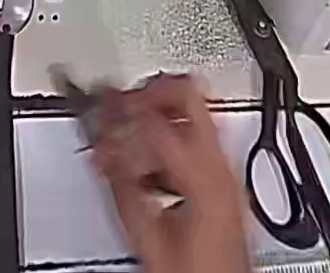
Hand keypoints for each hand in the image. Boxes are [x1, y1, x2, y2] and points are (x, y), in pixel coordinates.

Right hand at [93, 75, 250, 272]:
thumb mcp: (147, 237)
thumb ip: (123, 187)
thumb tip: (103, 149)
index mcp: (204, 176)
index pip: (158, 121)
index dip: (125, 112)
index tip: (105, 114)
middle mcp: (221, 164)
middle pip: (187, 93)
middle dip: (148, 92)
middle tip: (123, 100)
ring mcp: (226, 168)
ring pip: (194, 107)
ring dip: (158, 105)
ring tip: (131, 117)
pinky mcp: (224, 175)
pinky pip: (199, 131)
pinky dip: (169, 126)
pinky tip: (148, 146)